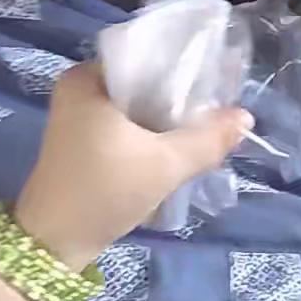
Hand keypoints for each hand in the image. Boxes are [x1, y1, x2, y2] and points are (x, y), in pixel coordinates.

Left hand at [15, 62, 252, 266]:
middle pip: (144, 83)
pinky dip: (151, 135)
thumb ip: (207, 139)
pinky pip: (126, 126)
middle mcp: (79, 88)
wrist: (55, 243)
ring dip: (167, 121)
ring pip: (137, 108)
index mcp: (89, 78)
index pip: (148, 57)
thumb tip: (245, 118)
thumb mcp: (164, 165)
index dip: (187, 70)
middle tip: (217, 112)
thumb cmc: (105, 192)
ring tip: (204, 129)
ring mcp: (78, 116)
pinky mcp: (82, 141)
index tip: (219, 85)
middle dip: (180, 100)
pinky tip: (177, 147)